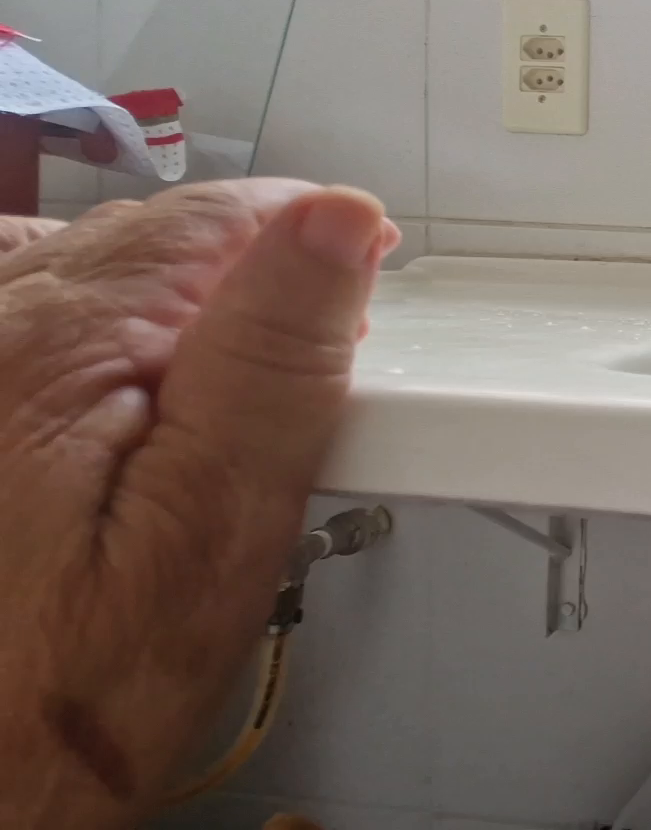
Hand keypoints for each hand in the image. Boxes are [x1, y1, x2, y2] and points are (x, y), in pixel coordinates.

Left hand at [0, 180, 396, 828]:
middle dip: (258, 270)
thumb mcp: (225, 508)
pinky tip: (135, 371)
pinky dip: (104, 315)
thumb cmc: (84, 677)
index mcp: (58, 343)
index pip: (220, 217)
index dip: (317, 229)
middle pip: (155, 233)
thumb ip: (283, 352)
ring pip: (86, 257)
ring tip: (236, 365)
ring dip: (185, 291)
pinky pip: (18, 300)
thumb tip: (335, 220)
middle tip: (320, 347)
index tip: (370, 264)